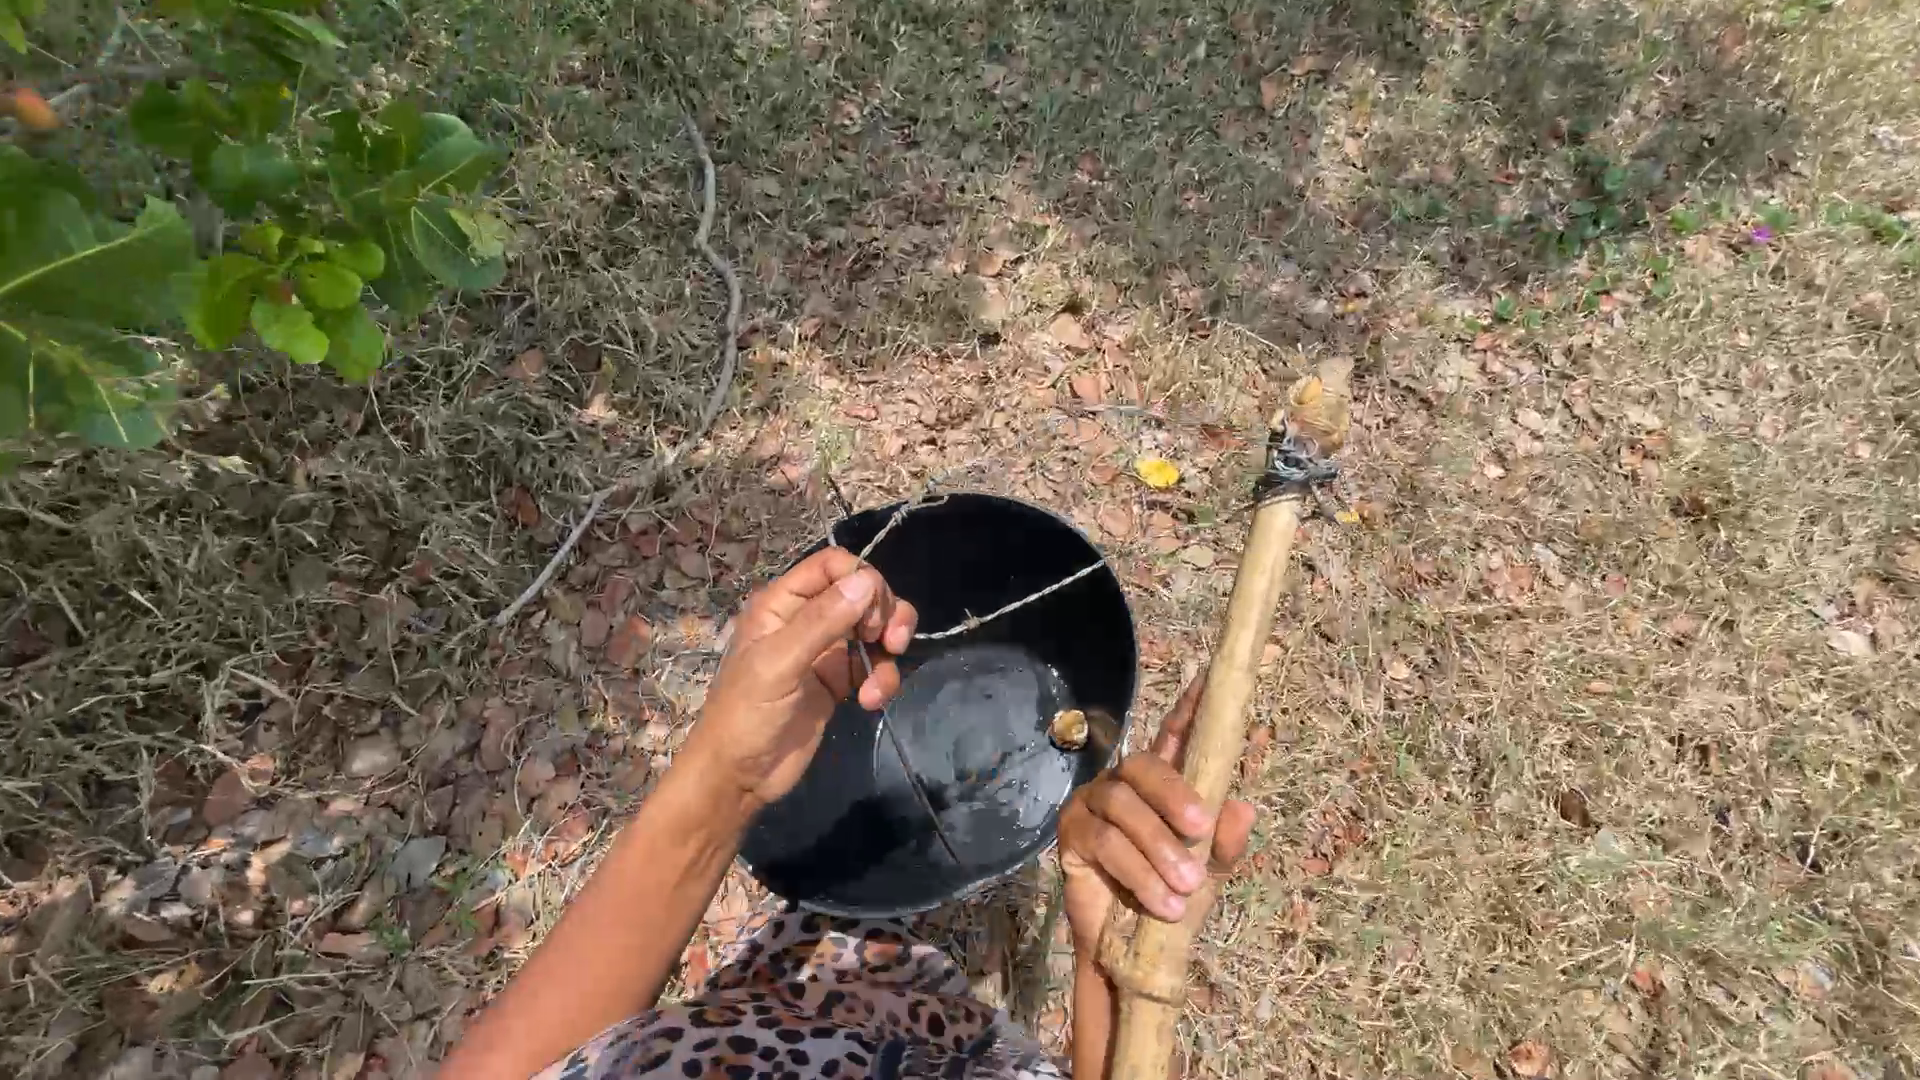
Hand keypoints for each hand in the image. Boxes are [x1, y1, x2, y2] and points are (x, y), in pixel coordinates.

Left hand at [680, 547, 917, 812]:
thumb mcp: (779, 664)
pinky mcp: (841, 680)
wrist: (740, 777)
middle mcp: (807, 619)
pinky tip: (871, 702)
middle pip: (863, 592)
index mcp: (783, 603)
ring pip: (875, 628)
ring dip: (887, 651)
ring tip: (880, 684)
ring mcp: (826, 650)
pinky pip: (876, 664)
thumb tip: (867, 581)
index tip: (873, 614)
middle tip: (889, 642)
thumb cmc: (746, 714)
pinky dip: (883, 679)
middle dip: (884, 614)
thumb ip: (822, 621)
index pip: (832, 565)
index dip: (862, 579)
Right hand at [1058, 673, 1256, 954]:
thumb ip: (1226, 842)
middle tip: (1199, 827)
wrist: (1130, 951)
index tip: (1210, 677)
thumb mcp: (1210, 871)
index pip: (1173, 735)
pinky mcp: (1070, 832)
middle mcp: (1124, 782)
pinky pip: (1103, 840)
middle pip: (1142, 763)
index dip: (1189, 708)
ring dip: (1157, 847)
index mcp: (1160, 783)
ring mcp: (1093, 802)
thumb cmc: (1173, 896)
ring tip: (1185, 885)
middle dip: (1172, 792)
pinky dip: (1137, 871)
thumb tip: (1242, 807)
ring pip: (1123, 805)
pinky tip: (1161, 900)